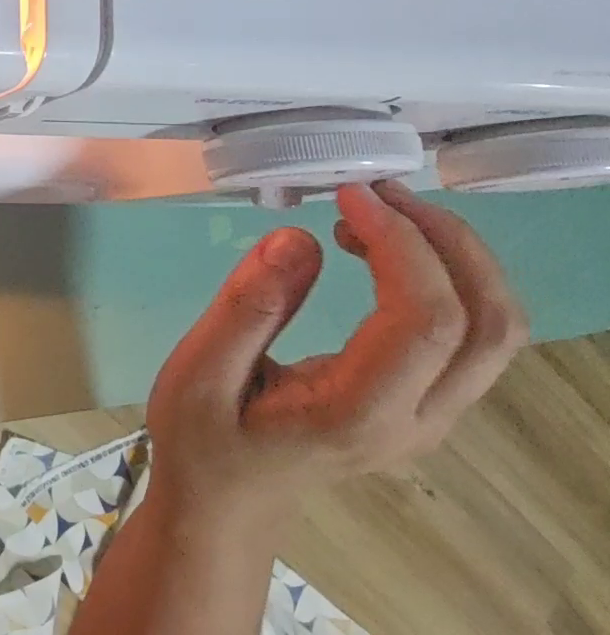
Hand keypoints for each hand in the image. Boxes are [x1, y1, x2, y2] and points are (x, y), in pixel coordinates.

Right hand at [144, 181, 528, 529]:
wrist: (226, 501)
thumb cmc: (203, 439)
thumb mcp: (197, 373)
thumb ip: (246, 308)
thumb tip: (297, 238)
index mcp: (360, 413)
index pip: (426, 322)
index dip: (402, 248)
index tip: (348, 197)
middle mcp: (420, 419)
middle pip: (489, 324)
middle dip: (447, 242)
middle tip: (376, 193)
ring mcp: (434, 416)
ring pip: (495, 329)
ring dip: (454, 257)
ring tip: (379, 213)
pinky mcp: (427, 404)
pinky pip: (471, 335)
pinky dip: (445, 279)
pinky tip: (383, 252)